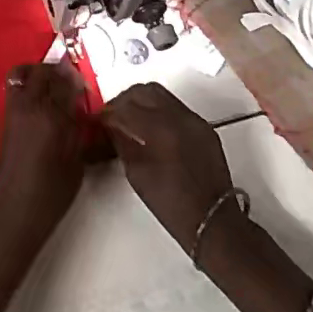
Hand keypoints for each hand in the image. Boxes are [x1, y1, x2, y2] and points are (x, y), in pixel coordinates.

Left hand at [0, 63, 90, 254]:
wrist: (14, 210)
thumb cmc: (52, 192)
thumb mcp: (77, 160)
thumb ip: (80, 128)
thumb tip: (84, 107)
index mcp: (51, 115)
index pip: (65, 81)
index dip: (77, 78)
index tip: (86, 81)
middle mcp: (29, 106)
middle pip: (42, 72)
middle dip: (58, 71)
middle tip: (72, 82)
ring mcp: (12, 110)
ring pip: (23, 75)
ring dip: (39, 74)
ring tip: (55, 88)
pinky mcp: (4, 119)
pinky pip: (15, 89)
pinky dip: (27, 85)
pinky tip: (43, 103)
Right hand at [100, 83, 243, 253]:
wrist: (213, 220)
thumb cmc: (171, 204)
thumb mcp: (137, 173)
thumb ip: (122, 142)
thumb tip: (111, 127)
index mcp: (161, 129)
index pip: (126, 106)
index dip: (108, 112)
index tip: (99, 120)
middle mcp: (180, 117)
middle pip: (144, 91)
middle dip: (124, 100)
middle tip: (112, 115)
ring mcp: (195, 121)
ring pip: (161, 95)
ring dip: (142, 102)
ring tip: (130, 120)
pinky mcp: (204, 128)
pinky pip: (176, 108)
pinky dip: (159, 111)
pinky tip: (150, 129)